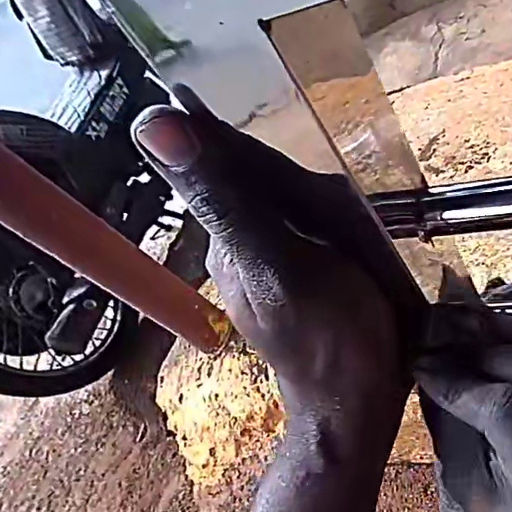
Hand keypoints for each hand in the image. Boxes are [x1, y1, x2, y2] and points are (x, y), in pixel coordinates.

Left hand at [132, 88, 421, 421]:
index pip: (226, 165)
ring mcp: (274, 272)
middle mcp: (243, 251)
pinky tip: (351, 231)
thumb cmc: (332, 339)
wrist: (358, 409)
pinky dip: (329, 226)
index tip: (260, 103)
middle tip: (327, 169)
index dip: (241, 135)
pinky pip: (310, 239)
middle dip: (291, 171)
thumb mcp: (283, 264)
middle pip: (260, 188)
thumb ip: (230, 200)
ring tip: (346, 203)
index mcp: (230, 240)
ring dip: (313, 197)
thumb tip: (153, 125)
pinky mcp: (303, 288)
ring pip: (288, 212)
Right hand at [416, 337, 511, 511]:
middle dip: (481, 350)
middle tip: (442, 348)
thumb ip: (454, 423)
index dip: (460, 378)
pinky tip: (503, 344)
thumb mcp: (473, 491)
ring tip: (468, 342)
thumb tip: (433, 360)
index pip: (507, 406)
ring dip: (508, 338)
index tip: (423, 363)